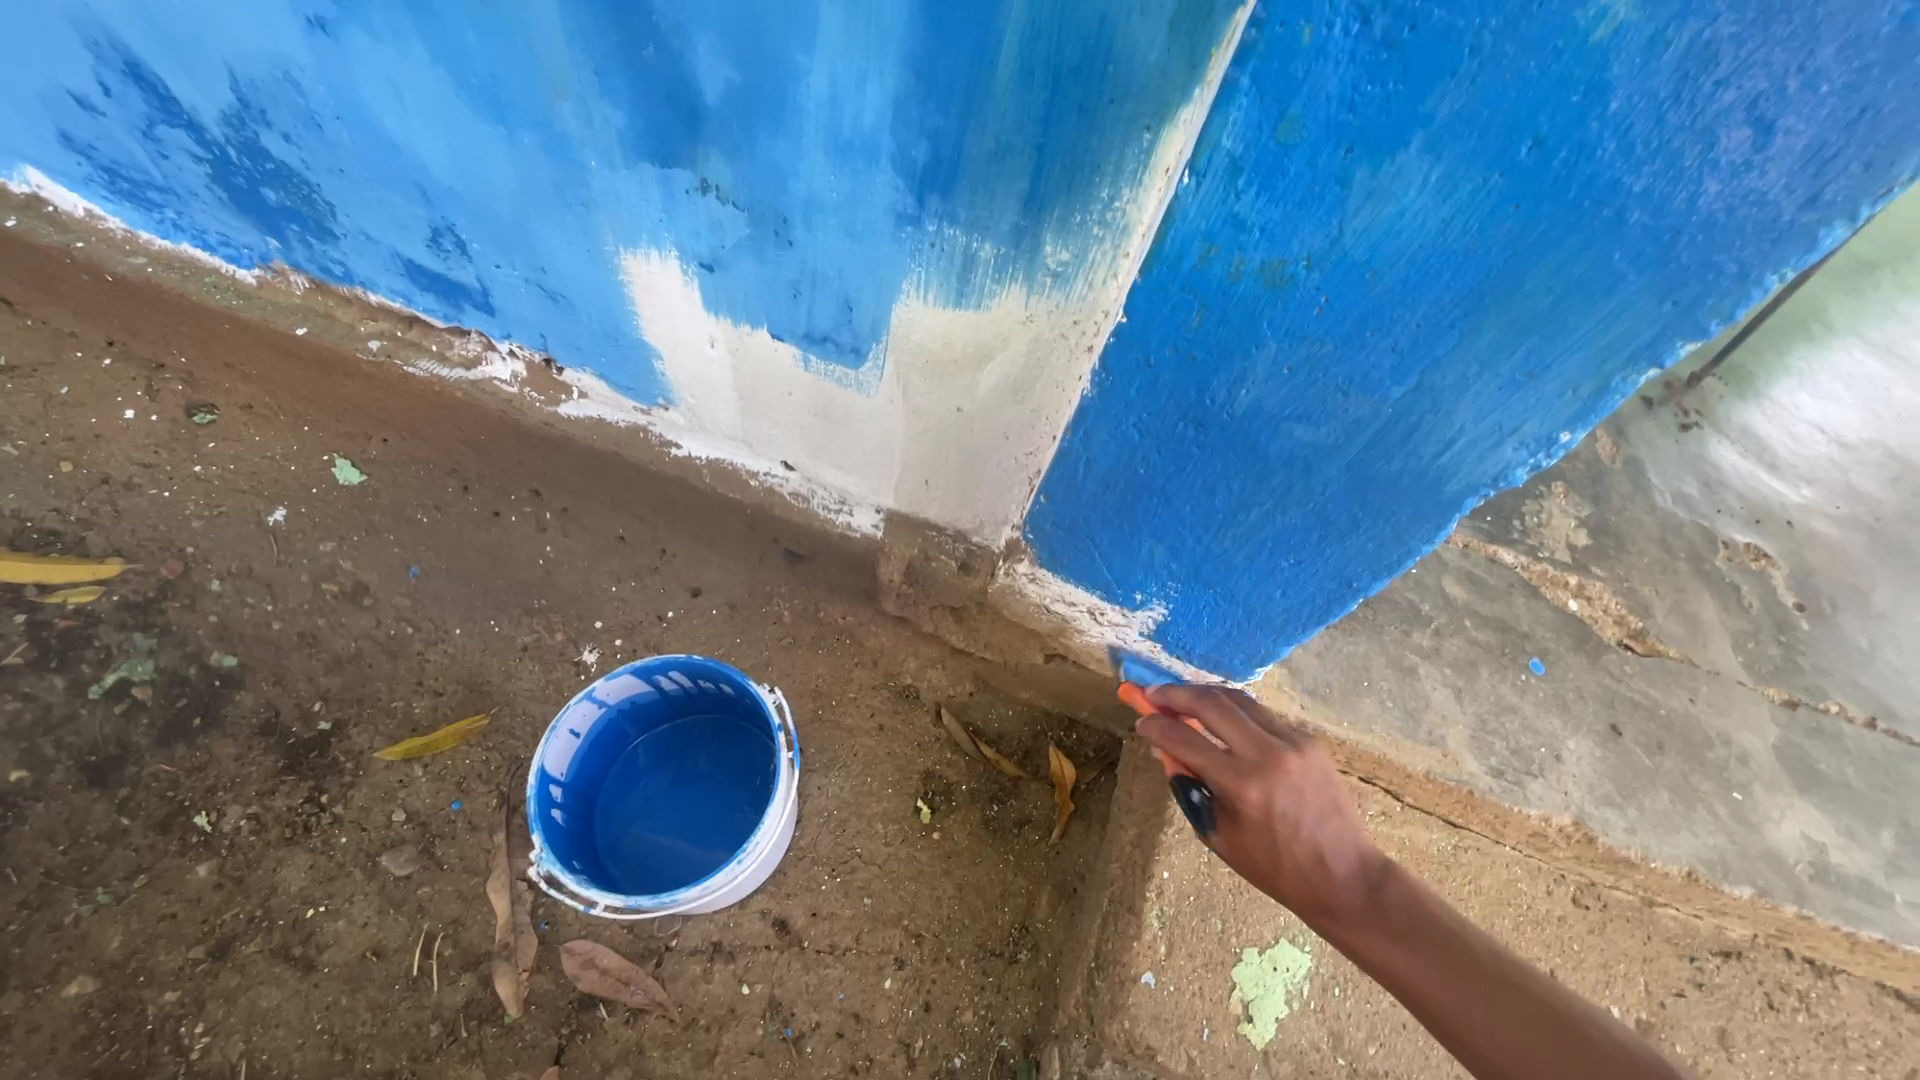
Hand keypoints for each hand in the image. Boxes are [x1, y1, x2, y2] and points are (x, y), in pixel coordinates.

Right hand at [1136, 685, 1385, 931]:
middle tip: (1153, 695)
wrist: (1344, 875)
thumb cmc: (1273, 867)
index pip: (1183, 739)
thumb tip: (1165, 749)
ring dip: (1205, 695)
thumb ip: (1189, 787)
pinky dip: (1236, 713)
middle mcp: (1267, 754)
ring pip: (1238, 700)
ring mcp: (1293, 742)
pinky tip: (1223, 722)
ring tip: (1182, 698)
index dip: (1155, 726)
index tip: (1141, 722)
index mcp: (1241, 785)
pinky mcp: (1309, 740)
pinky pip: (1262, 715)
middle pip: (1211, 703)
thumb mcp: (1217, 834)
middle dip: (1175, 694)